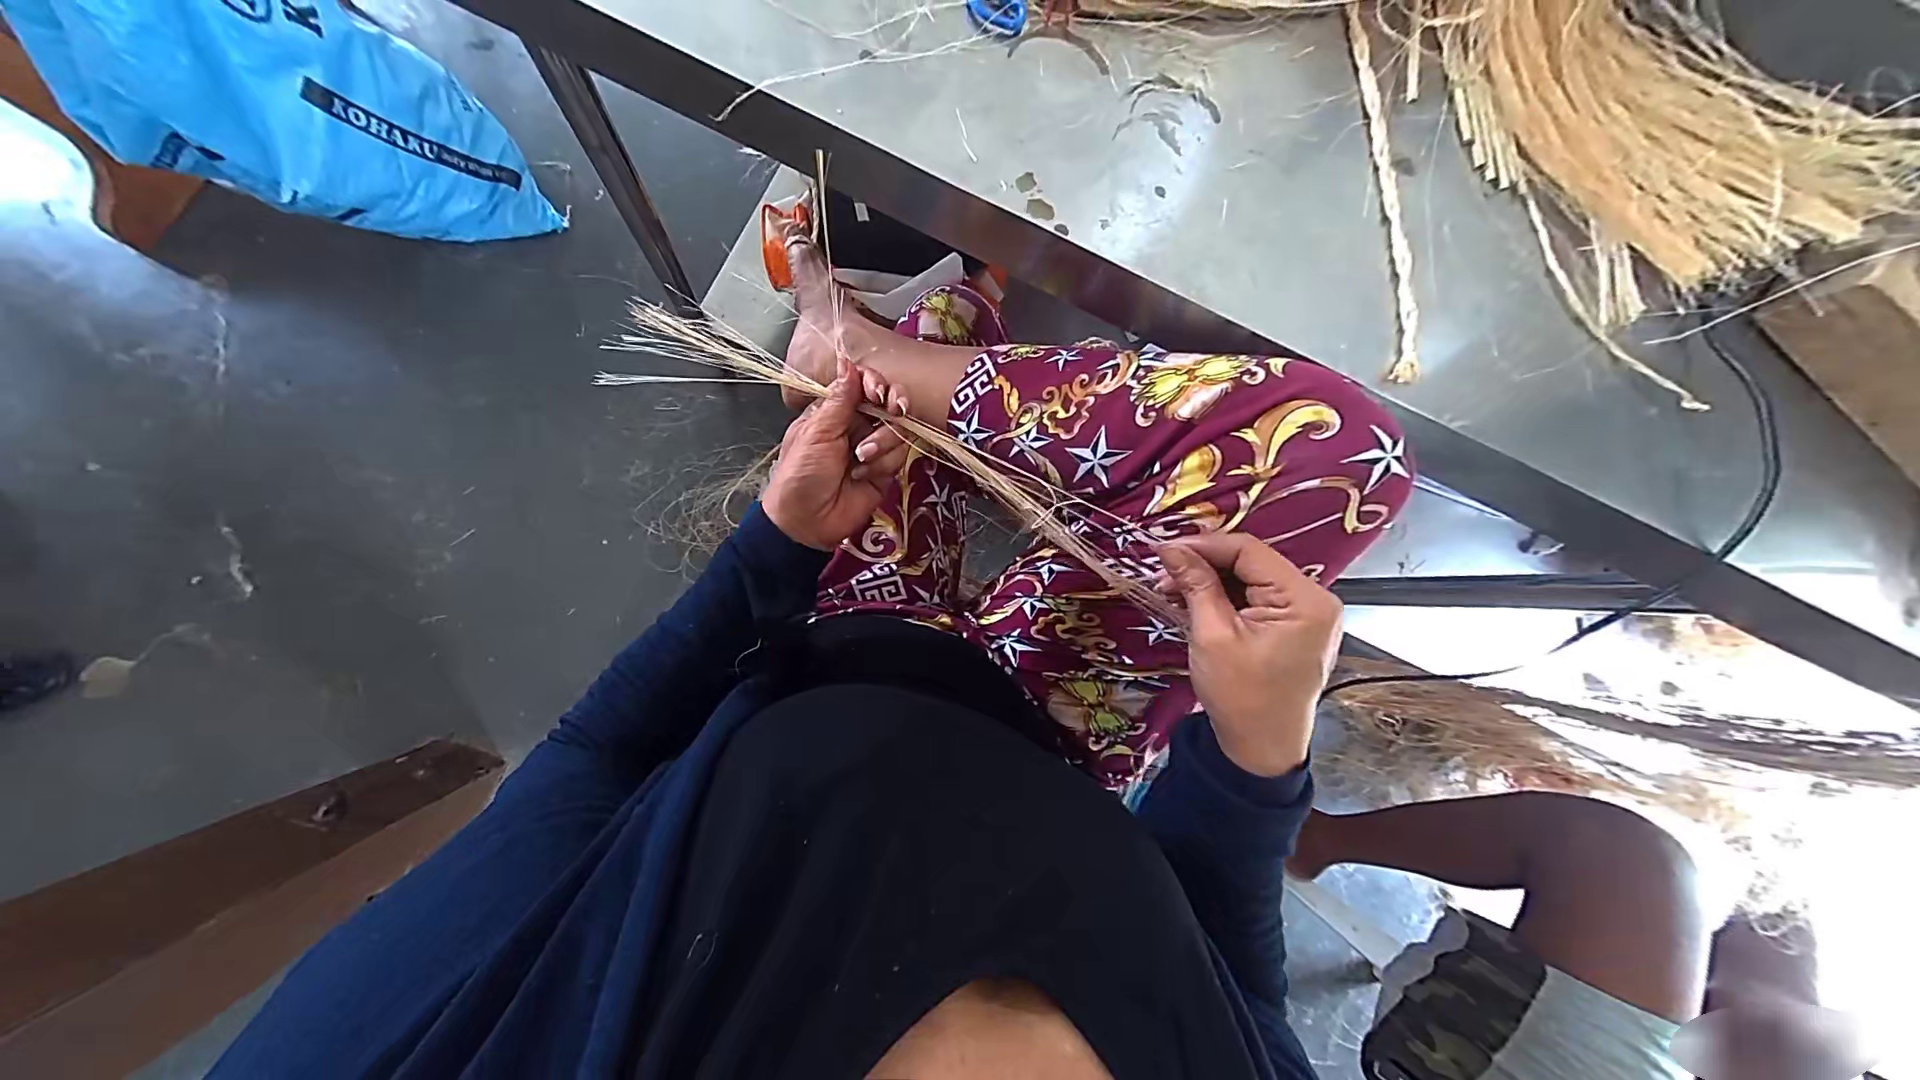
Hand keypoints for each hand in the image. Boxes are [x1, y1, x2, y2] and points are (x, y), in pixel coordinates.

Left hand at [763, 356, 910, 550]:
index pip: (863, 385)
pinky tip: (864, 475)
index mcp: (834, 411)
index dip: (875, 384)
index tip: (877, 392)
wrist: (807, 523)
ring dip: (883, 443)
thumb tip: (848, 362)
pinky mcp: (885, 470)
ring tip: (860, 459)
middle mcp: (856, 424)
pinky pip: (899, 456)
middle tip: (894, 411)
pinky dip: (884, 464)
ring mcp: (873, 447)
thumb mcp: (817, 433)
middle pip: (889, 403)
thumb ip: (840, 399)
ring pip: (898, 430)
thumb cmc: (802, 475)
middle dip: (893, 407)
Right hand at [1156, 533, 1342, 775]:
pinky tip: (1193, 601)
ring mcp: (1307, 612)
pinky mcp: (1294, 625)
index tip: (1163, 550)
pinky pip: (1255, 596)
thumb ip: (1196, 584)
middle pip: (1250, 561)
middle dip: (1203, 564)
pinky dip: (1223, 596)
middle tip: (1162, 572)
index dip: (1202, 545)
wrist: (1260, 748)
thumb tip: (1171, 548)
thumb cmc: (1240, 697)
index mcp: (1305, 600)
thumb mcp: (1212, 635)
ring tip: (1171, 589)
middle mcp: (1315, 598)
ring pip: (1249, 577)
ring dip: (1209, 580)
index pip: (1249, 550)